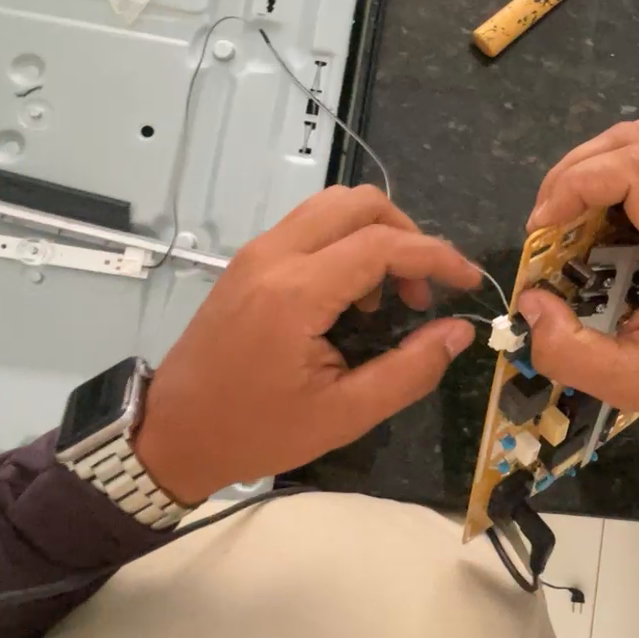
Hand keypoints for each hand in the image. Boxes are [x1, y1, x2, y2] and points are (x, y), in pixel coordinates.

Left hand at [135, 186, 481, 502]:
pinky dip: (347, 242)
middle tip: (423, 288)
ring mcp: (258, 252)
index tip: (468, 281)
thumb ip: (410, 370)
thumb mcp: (344, 414)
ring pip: (333, 206)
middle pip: (359, 203)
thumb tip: (459, 331)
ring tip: (388, 294)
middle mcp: (275, 255)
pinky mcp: (250, 260)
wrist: (170, 434)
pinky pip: (312, 225)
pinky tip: (352, 296)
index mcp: (296, 292)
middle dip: (408, 234)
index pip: (383, 244)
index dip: (437, 257)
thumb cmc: (257, 430)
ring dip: (377, 234)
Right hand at [515, 119, 638, 428]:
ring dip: (599, 160)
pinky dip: (625, 164)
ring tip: (569, 207)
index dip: (578, 182)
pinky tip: (604, 205)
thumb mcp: (627, 383)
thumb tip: (529, 302)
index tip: (543, 227)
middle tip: (547, 222)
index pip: (638, 167)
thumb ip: (567, 350)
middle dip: (577, 171)